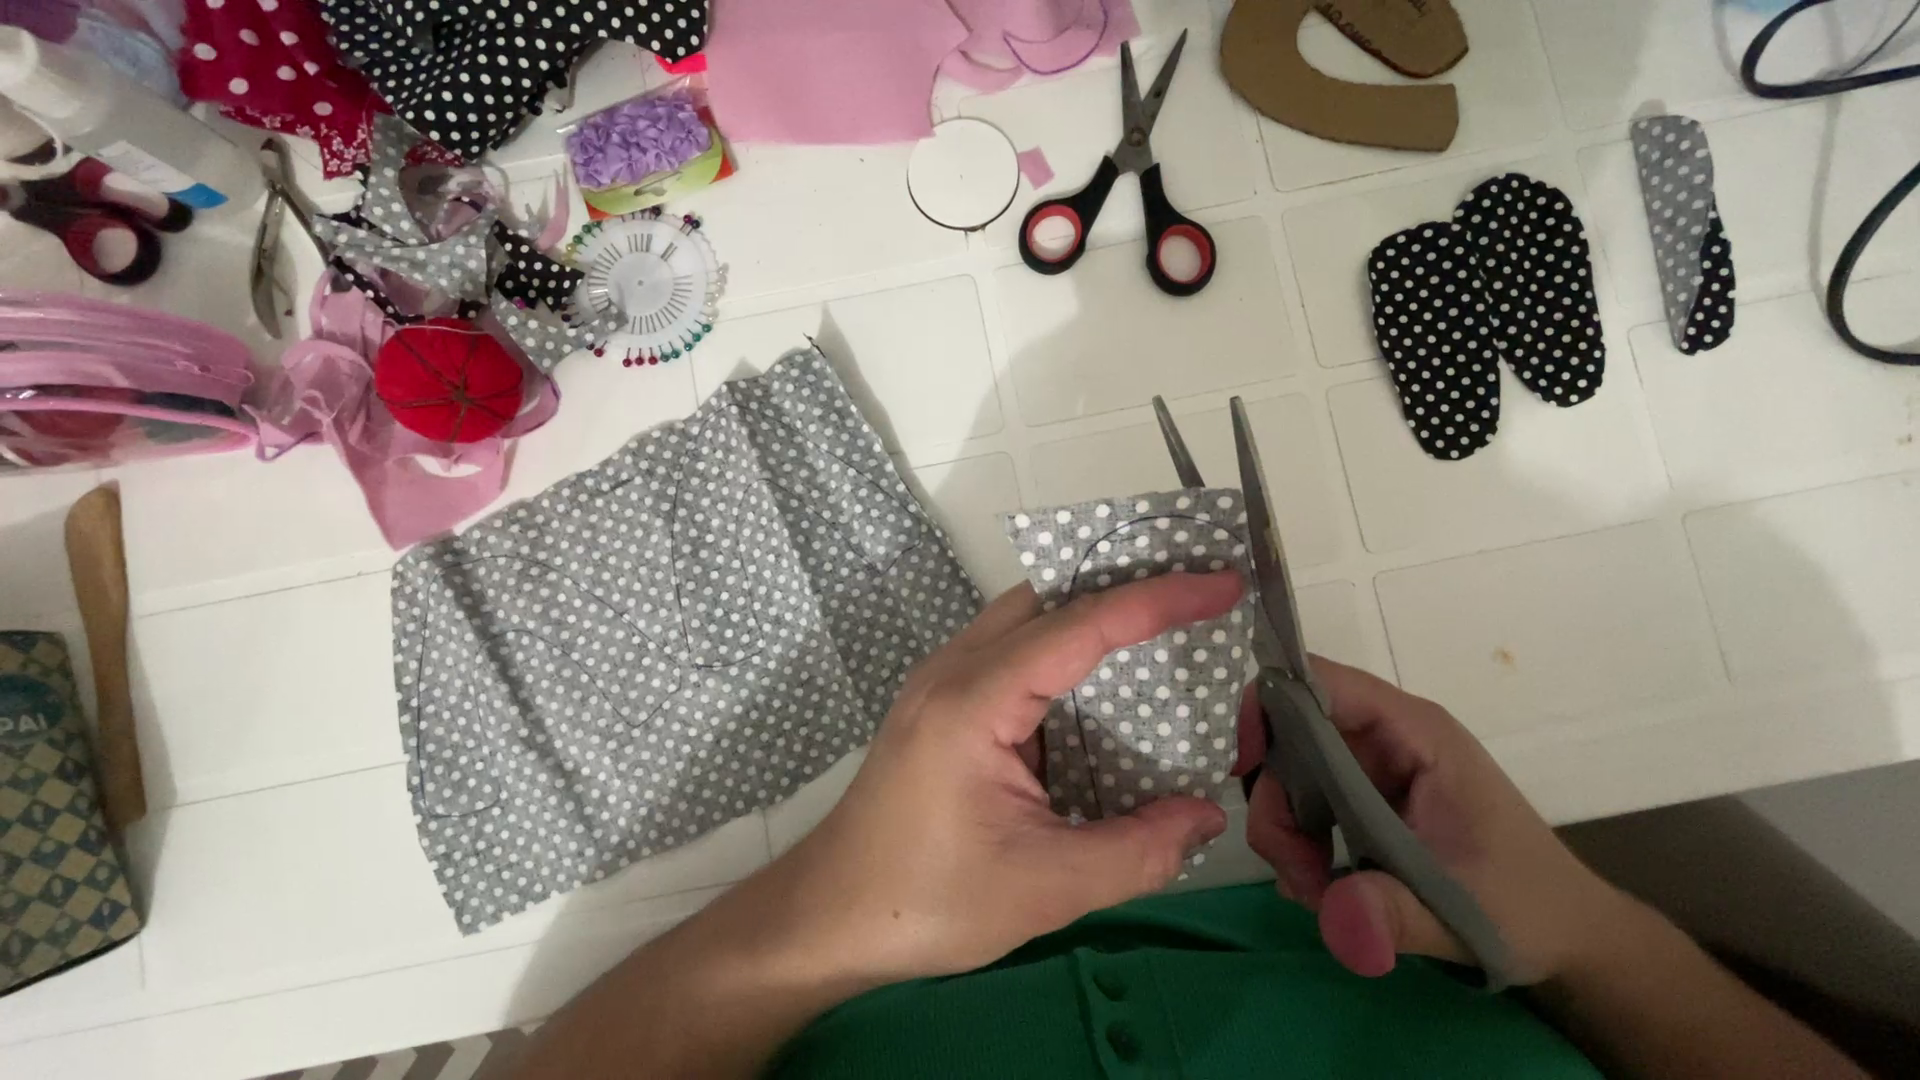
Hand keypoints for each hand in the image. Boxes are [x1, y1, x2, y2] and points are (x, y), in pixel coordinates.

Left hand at [768, 573, 1241, 983]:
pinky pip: (1009, 653)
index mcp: (974, 700)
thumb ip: (1137, 850)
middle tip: (1196, 594)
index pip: (1080, 625)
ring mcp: (939, 683)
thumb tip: (1208, 814)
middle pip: (1047, 601)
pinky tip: (1100, 685)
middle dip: (1124, 586)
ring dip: (1090, 616)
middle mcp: (952, 670)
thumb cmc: (926, 900)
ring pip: (1025, 620)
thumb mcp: (1044, 886)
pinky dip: (1062, 651)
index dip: (1157, 598)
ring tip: (1163, 626)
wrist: (828, 917)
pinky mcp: (939, 705)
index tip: (1221, 584)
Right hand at [1240, 658, 1629, 984]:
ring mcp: (1367, 768)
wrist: (1565, 935)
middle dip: (1276, 803)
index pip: (1321, 682)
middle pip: (1288, 737)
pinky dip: (1296, 845)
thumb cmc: (1529, 905)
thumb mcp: (1464, 912)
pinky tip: (1322, 889)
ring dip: (1284, 833)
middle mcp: (1381, 738)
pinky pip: (1301, 804)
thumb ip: (1395, 912)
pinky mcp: (1358, 798)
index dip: (1268, 705)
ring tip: (1318, 892)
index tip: (1240, 763)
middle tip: (1297, 873)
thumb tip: (1330, 916)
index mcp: (1413, 732)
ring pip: (1287, 775)